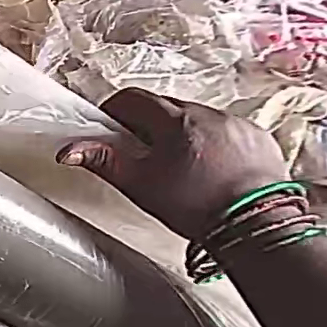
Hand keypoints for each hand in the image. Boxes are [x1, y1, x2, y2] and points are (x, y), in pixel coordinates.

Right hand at [57, 87, 291, 242]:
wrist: (257, 229)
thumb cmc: (192, 205)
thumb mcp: (138, 184)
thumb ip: (102, 160)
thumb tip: (66, 152)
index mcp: (175, 121)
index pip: (133, 98)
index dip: (116, 109)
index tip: (112, 128)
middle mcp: (208, 114)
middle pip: (165, 105)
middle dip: (147, 121)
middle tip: (140, 148)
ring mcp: (238, 124)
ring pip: (196, 115)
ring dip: (180, 129)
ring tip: (176, 159)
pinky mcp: (260, 138)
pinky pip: (225, 127)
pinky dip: (210, 138)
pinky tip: (207, 164)